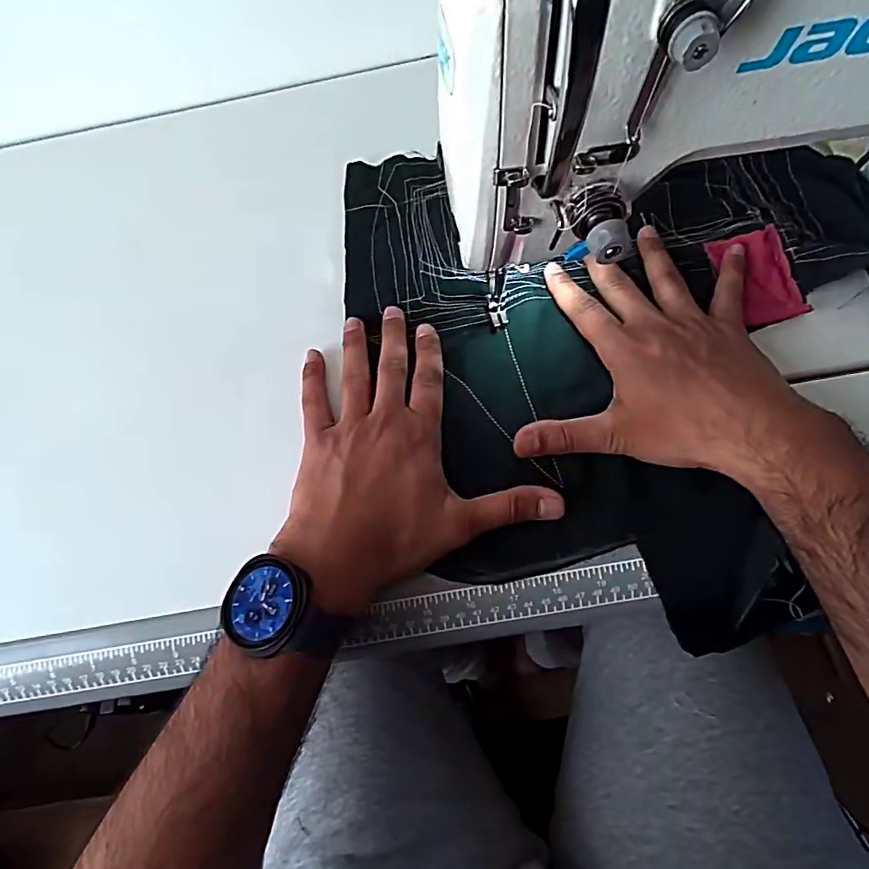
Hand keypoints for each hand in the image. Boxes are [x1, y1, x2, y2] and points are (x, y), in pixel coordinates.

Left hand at [271, 307, 565, 614]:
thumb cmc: (395, 540)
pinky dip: (312, 378)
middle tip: (393, 311)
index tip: (427, 330)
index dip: (430, 354)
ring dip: (355, 347)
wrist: (336, 557)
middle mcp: (384, 422)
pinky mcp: (316, 442)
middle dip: (394, 337)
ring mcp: (347, 429)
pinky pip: (313, 401)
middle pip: (391, 369)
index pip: (429, 384)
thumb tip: (556, 504)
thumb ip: (507, 507)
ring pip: (354, 376)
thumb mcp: (459, 524)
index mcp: (419, 435)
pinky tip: (311, 358)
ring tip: (356, 322)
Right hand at [511, 225, 839, 487]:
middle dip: (604, 266)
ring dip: (654, 256)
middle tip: (594, 247)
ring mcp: (693, 324)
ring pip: (668, 280)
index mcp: (625, 350)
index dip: (565, 290)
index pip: (585, 313)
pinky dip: (731, 270)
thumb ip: (564, 436)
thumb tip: (522, 441)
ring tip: (645, 233)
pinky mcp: (727, 329)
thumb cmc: (684, 431)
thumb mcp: (613, 436)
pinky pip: (728, 292)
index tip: (555, 271)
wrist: (749, 429)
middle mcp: (655, 328)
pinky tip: (735, 252)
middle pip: (623, 288)